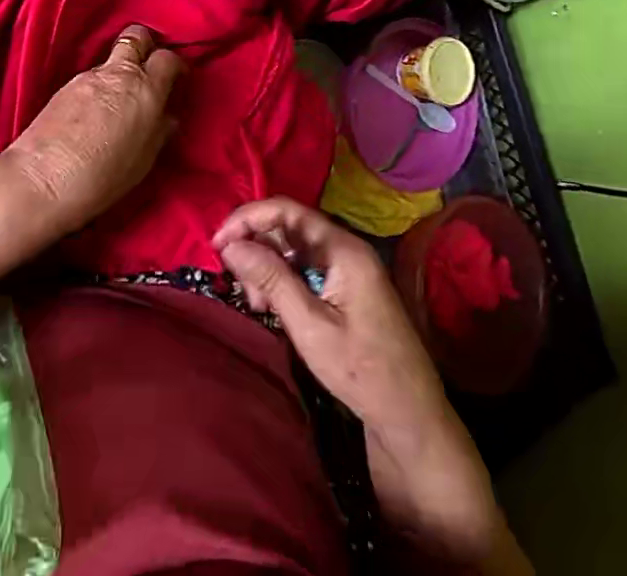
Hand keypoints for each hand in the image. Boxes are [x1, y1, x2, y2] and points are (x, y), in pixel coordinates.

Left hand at [2, 24, 184, 233]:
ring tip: (118, 101)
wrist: (44, 179)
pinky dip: (98, 88)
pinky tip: (93, 114)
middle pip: (136, 37)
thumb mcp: (144, 160)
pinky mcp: (63, 87)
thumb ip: (158, 131)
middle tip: (149, 71)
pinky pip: (89, 78)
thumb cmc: (103, 176)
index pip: (167, 58)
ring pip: (110, 60)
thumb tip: (165, 116)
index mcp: (145, 90)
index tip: (177, 79)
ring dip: (118, 72)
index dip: (176, 65)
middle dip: (146, 46)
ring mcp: (87, 77)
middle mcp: (117, 74)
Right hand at [215, 198, 512, 567]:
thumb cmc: (361, 370)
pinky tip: (270, 305)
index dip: (247, 219)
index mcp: (343, 249)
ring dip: (266, 267)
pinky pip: (304, 269)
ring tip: (255, 302)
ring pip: (292, 249)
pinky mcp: (344, 288)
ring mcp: (347, 269)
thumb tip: (230, 244)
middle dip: (255, 247)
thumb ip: (270, 278)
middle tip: (237, 284)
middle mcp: (345, 250)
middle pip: (288, 228)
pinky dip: (281, 281)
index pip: (286, 211)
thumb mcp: (309, 324)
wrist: (410, 415)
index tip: (217, 243)